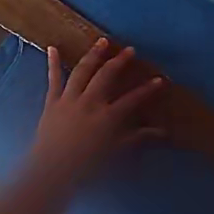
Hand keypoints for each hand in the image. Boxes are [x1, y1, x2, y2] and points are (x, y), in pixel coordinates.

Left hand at [24, 39, 165, 189]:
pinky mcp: (52, 101)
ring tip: (102, 41)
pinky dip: (53, 63)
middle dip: (120, 62)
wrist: (52, 171)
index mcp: (107, 116)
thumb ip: (137, 138)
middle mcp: (90, 102)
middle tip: (130, 50)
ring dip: (93, 55)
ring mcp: (69, 99)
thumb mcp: (115, 152)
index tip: (160, 79)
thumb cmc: (86, 166)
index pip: (133, 99)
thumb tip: (162, 132)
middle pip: (107, 76)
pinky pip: (53, 79)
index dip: (148, 89)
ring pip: (83, 71)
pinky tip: (53, 47)